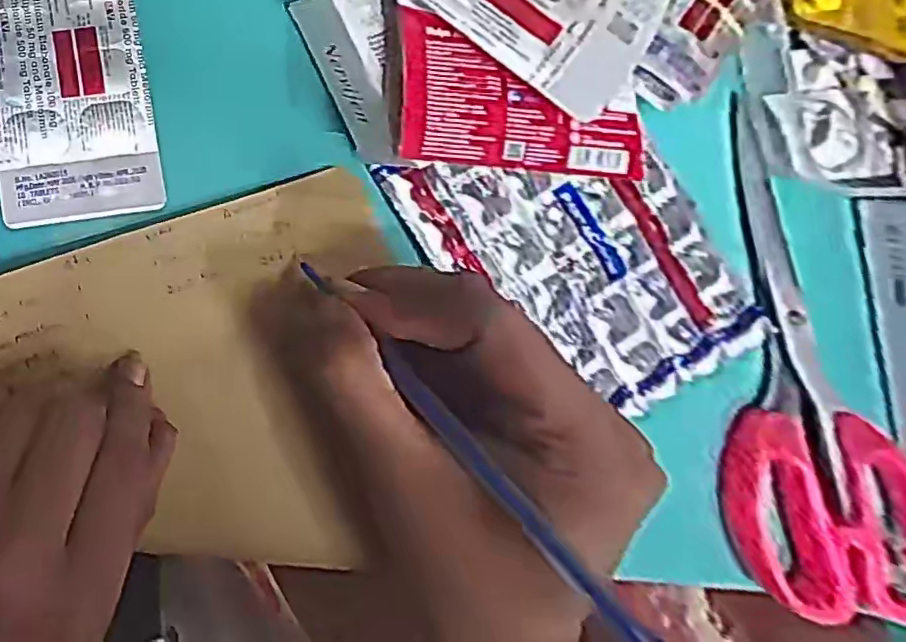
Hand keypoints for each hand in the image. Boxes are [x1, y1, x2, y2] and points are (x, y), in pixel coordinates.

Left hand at [0, 356, 176, 641]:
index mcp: (76, 592)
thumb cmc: (1, 635)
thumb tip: (154, 429)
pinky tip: (0, 411)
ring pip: (25, 401)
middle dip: (90, 394)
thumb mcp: (79, 610)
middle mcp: (22, 540)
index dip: (133, 410)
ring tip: (42, 412)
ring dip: (43, 396)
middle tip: (92, 386)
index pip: (122, 469)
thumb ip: (120, 523)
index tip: (132, 373)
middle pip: (75, 419)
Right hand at [267, 267, 664, 641]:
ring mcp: (559, 411)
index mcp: (585, 433)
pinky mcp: (525, 415)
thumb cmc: (456, 577)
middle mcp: (587, 411)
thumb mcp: (399, 478)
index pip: (490, 322)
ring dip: (395, 320)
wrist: (484, 641)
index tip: (331, 304)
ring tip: (343, 333)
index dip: (404, 299)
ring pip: (464, 325)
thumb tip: (319, 301)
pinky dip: (403, 343)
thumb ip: (355, 384)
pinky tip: (373, 360)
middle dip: (395, 305)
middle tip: (328, 312)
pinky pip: (457, 351)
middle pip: (479, 316)